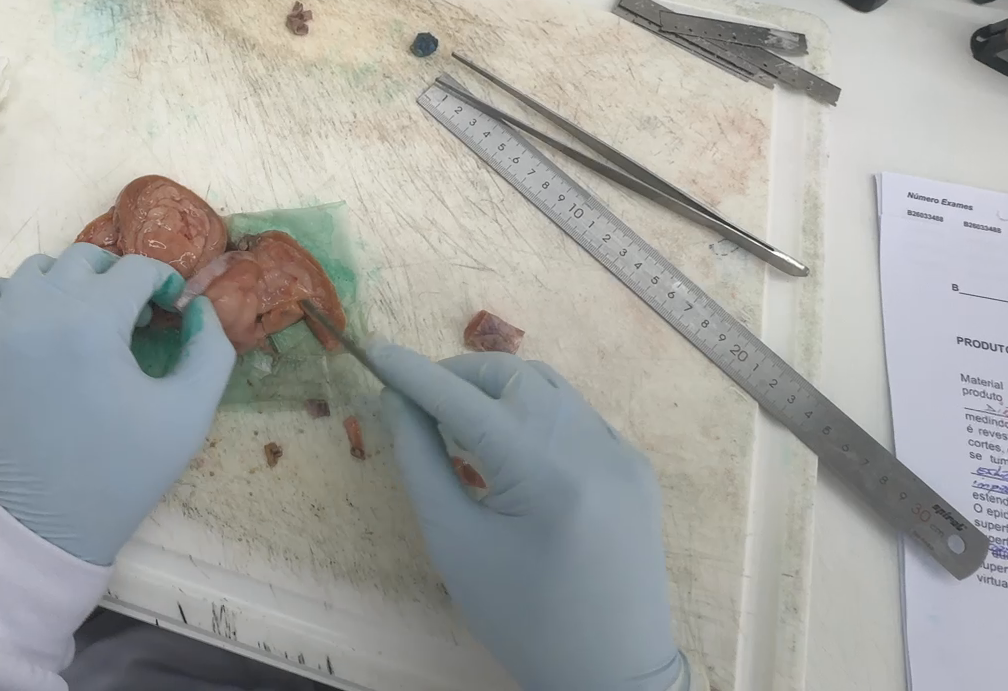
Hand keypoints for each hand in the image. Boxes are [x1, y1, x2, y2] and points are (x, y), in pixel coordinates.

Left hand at [0, 243, 236, 565]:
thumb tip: (198, 306)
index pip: (136, 269)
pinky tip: (45, 325)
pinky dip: (23, 294)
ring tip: (90, 318)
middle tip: (135, 315)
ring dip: (72, 281)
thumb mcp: (188, 415)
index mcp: (92, 322)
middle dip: (119, 277)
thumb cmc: (121, 471)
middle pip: (87, 258)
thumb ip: (210, 350)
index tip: (172, 311)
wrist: (44, 524)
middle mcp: (40, 308)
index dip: (164, 283)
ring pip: (40, 267)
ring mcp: (1, 324)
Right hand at [369, 346, 684, 690]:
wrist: (614, 681)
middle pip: (506, 375)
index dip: (410, 372)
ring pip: (542, 383)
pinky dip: (529, 408)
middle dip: (454, 376)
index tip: (373, 350)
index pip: (460, 398)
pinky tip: (510, 444)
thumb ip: (419, 456)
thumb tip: (396, 399)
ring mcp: (620, 454)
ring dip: (492, 387)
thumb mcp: (452, 538)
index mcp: (543, 472)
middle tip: (417, 402)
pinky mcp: (634, 467)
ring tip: (460, 419)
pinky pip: (571, 411)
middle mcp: (591, 447)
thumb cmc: (519, 615)